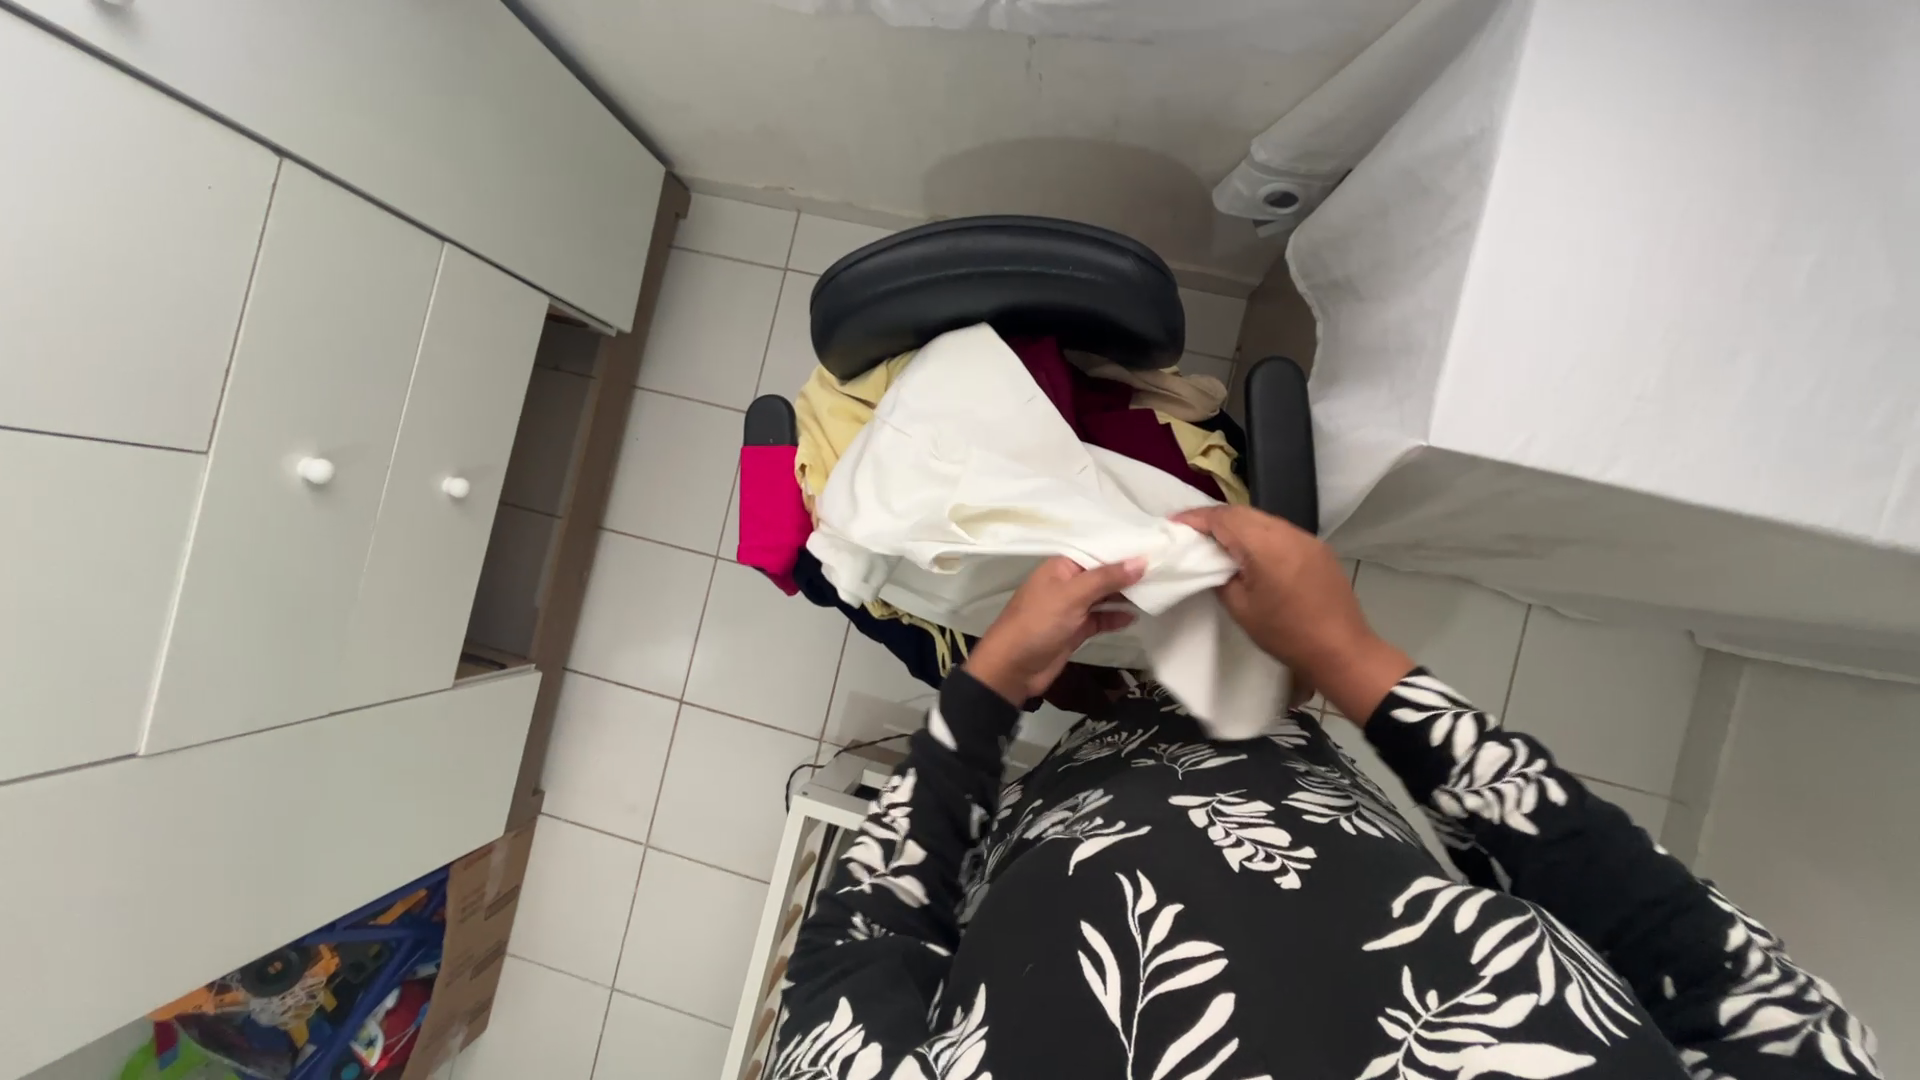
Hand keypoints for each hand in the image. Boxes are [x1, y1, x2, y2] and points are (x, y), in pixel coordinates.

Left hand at [963, 556, 1145, 704]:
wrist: (1013, 668)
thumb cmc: (1037, 623)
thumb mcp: (1072, 595)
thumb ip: (1106, 578)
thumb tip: (1141, 560)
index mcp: (1061, 566)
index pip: (1097, 549)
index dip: (1124, 547)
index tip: (1155, 543)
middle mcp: (1067, 582)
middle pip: (1103, 572)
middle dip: (1129, 571)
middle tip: (1165, 567)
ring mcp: (1072, 607)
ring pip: (1104, 596)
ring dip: (1126, 595)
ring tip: (1157, 589)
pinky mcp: (1076, 629)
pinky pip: (1101, 618)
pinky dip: (1116, 617)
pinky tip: (1135, 616)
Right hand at [1174, 506, 1410, 723]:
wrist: (1341, 650)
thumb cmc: (1285, 633)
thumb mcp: (1239, 607)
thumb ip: (1220, 576)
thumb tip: (1211, 561)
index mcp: (1266, 546)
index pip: (1223, 518)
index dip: (1195, 518)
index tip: (1173, 524)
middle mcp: (1288, 533)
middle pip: (1242, 512)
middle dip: (1213, 518)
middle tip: (1189, 531)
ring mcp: (1306, 538)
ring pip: (1262, 519)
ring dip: (1236, 524)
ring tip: (1215, 540)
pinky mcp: (1317, 548)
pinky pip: (1279, 531)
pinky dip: (1257, 534)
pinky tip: (1248, 551)